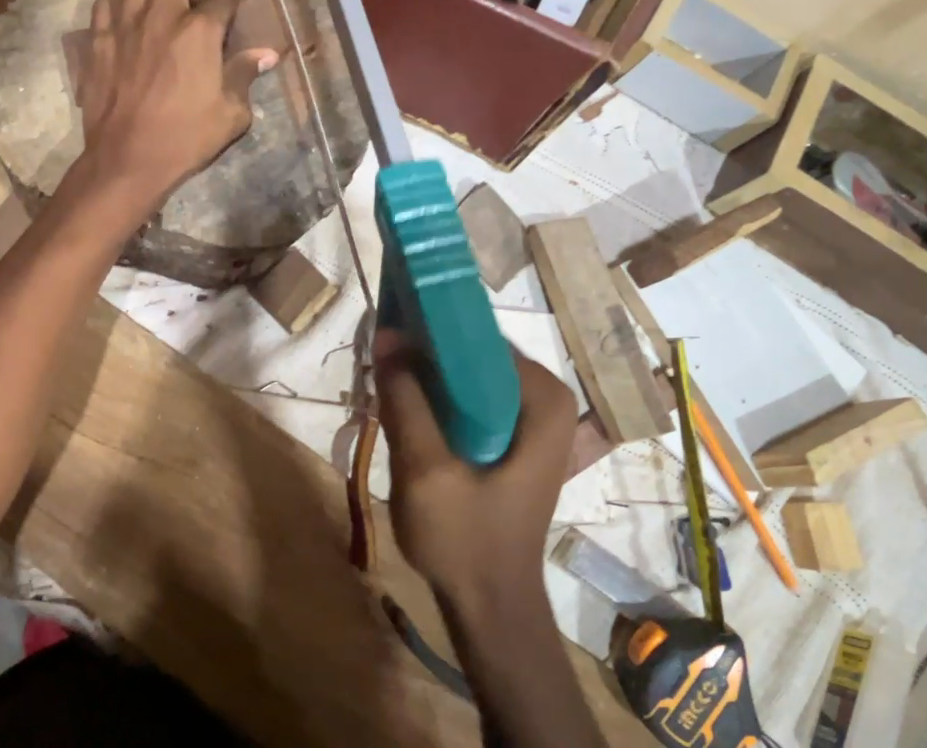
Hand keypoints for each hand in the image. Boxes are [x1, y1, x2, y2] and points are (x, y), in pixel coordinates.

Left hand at [72, 0, 278, 212]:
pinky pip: (105, 5)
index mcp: (200, 30)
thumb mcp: (231, 115)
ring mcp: (124, 24)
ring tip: (155, 8)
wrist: (126, 160)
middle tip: (190, 4)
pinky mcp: (97, 40)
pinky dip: (117, 11)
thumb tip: (266, 55)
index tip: (232, 4)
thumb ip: (245, 76)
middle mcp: (161, 14)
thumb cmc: (185, 139)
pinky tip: (125, 31)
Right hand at [375, 328, 577, 599]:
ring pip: (468, 374)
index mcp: (543, 400)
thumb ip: (406, 401)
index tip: (391, 322)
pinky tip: (404, 405)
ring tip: (386, 376)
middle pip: (475, 352)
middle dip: (427, 350)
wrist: (489, 604)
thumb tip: (387, 333)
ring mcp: (531, 420)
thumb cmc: (464, 539)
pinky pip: (470, 397)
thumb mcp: (426, 469)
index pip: (482, 335)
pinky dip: (437, 396)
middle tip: (381, 356)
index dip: (434, 325)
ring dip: (427, 373)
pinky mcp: (512, 438)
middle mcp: (545, 401)